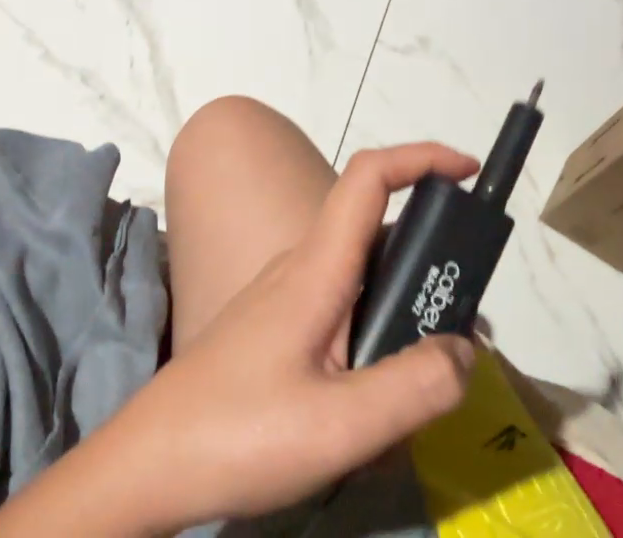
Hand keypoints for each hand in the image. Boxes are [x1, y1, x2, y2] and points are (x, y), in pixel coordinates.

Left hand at [0, 143, 479, 535]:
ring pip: (364, 288)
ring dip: (404, 324)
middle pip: (379, 238)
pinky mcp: (276, 334)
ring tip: (423, 393)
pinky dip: (374, 350)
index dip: (421, 158)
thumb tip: (465, 348)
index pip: (368, 179)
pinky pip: (342, 321)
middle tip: (466, 337)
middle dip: (434, 272)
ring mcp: (284, 302)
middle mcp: (299, 271)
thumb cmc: (238, 434)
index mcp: (314, 269)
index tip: (471, 172)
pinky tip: (375, 413)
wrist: (150, 464)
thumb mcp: (342, 426)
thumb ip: (416, 386)